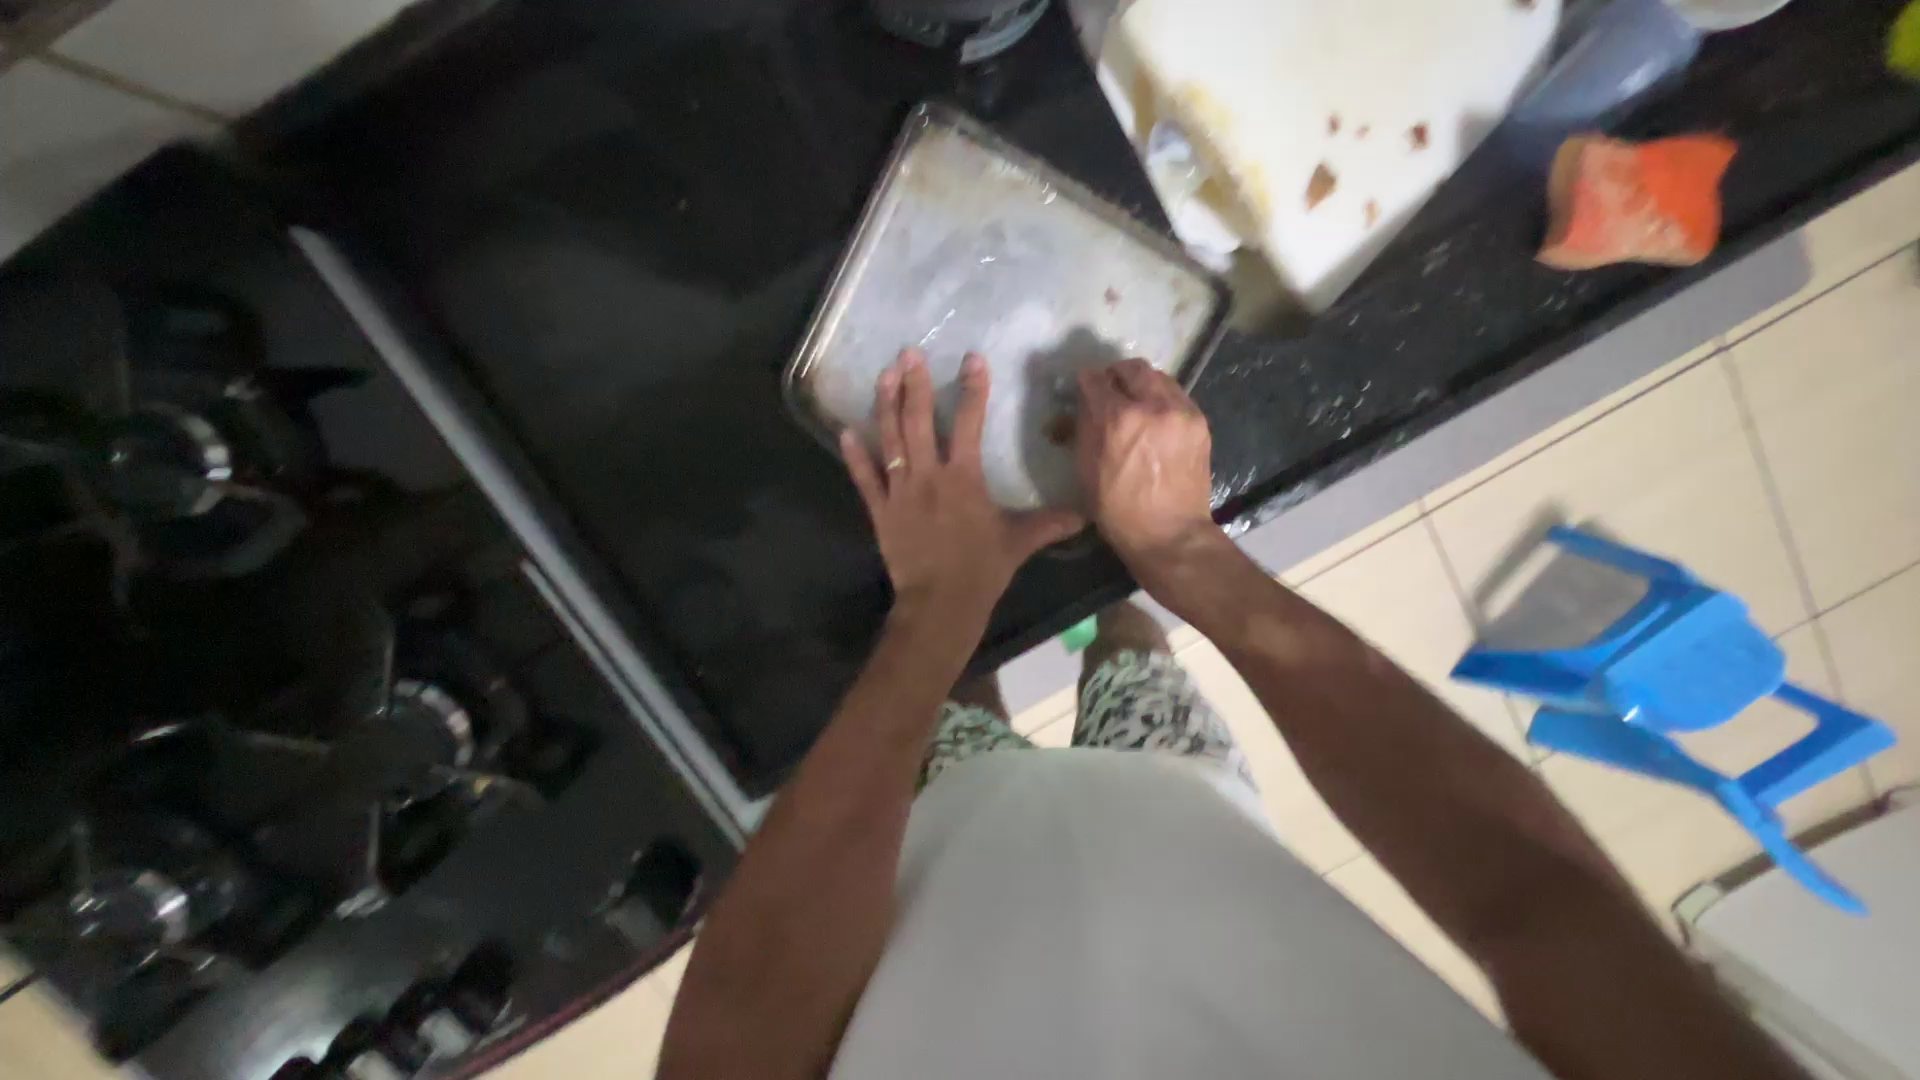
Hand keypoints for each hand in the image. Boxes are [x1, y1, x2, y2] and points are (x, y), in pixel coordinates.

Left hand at [842, 349, 1084, 624]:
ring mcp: (900, 492)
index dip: (973, 389)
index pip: (970, 423)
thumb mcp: (1018, 543)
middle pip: (919, 421)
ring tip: (884, 375)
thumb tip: (1083, 516)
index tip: (972, 359)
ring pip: (889, 440)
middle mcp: (929, 476)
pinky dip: (853, 455)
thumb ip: (1048, 524)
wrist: (941, 604)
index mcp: (964, 478)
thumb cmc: (981, 570)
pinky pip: (864, 479)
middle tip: (909, 353)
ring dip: (885, 405)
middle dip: (915, 384)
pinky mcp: (880, 512)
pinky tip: (845, 431)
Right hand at [1075, 358, 1217, 565]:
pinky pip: (1177, 397)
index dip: (1086, 382)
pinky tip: (1156, 420)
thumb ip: (1083, 427)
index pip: (1096, 380)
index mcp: (1118, 419)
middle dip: (1117, 375)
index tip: (1084, 388)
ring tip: (1135, 404)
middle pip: (1132, 368)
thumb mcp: (1085, 469)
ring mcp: (1181, 412)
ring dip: (1143, 384)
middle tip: (1110, 390)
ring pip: (1159, 377)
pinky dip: (1163, 400)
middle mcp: (1152, 406)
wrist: (1168, 533)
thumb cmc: (1117, 509)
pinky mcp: (1199, 423)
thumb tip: (1085, 403)